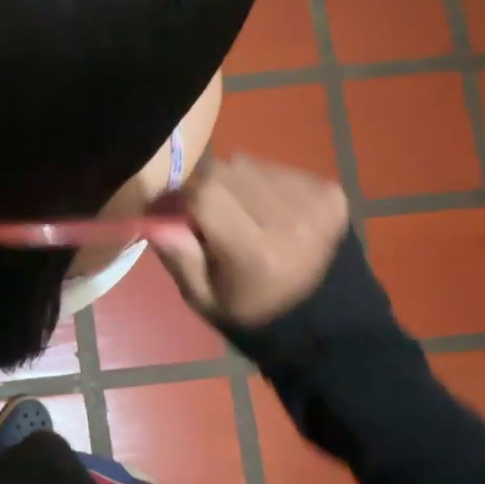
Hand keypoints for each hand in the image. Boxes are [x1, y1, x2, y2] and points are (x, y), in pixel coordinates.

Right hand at [147, 155, 349, 327]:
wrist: (325, 318)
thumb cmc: (251, 312)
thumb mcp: (202, 298)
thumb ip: (178, 255)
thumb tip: (153, 217)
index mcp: (256, 253)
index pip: (205, 194)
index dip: (179, 196)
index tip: (168, 211)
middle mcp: (289, 220)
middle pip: (224, 173)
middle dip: (202, 188)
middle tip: (200, 215)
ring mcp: (315, 201)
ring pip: (247, 165)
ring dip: (231, 183)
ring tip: (236, 214)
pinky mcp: (331, 191)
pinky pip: (274, 169)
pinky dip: (259, 184)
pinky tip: (264, 212)